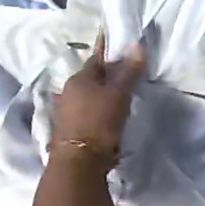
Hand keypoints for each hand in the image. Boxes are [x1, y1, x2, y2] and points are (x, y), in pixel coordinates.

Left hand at [52, 38, 147, 157]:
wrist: (79, 162)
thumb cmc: (99, 122)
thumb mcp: (119, 94)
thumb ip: (129, 71)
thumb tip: (137, 44)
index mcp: (79, 78)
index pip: (97, 59)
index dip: (112, 55)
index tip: (125, 53)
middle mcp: (69, 91)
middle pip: (92, 78)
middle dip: (108, 77)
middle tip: (129, 77)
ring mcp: (67, 110)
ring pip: (89, 95)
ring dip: (103, 95)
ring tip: (123, 98)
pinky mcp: (70, 128)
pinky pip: (88, 111)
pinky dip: (99, 110)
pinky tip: (110, 116)